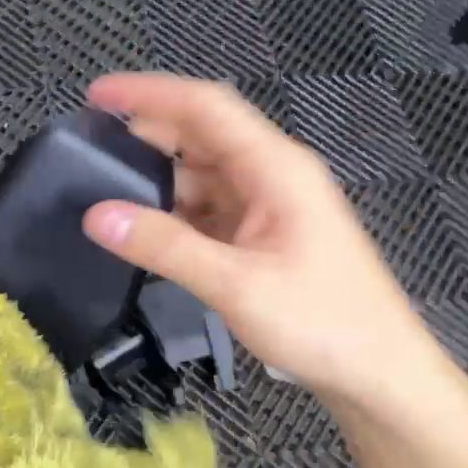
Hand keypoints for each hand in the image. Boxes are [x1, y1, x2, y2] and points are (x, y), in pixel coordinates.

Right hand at [81, 73, 439, 401]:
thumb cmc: (322, 322)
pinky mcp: (259, 235)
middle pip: (200, 135)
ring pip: (198, 174)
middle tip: (87, 147)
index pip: (205, 107)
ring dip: (154, 179)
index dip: (148, 93)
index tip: (96, 93)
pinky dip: (169, 212)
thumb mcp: (236, 284)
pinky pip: (204, 208)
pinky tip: (136, 228)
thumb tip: (96, 215)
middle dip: (145, 134)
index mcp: (275, 168)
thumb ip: (164, 247)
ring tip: (100, 188)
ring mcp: (266, 205)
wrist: (379, 373)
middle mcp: (270, 175)